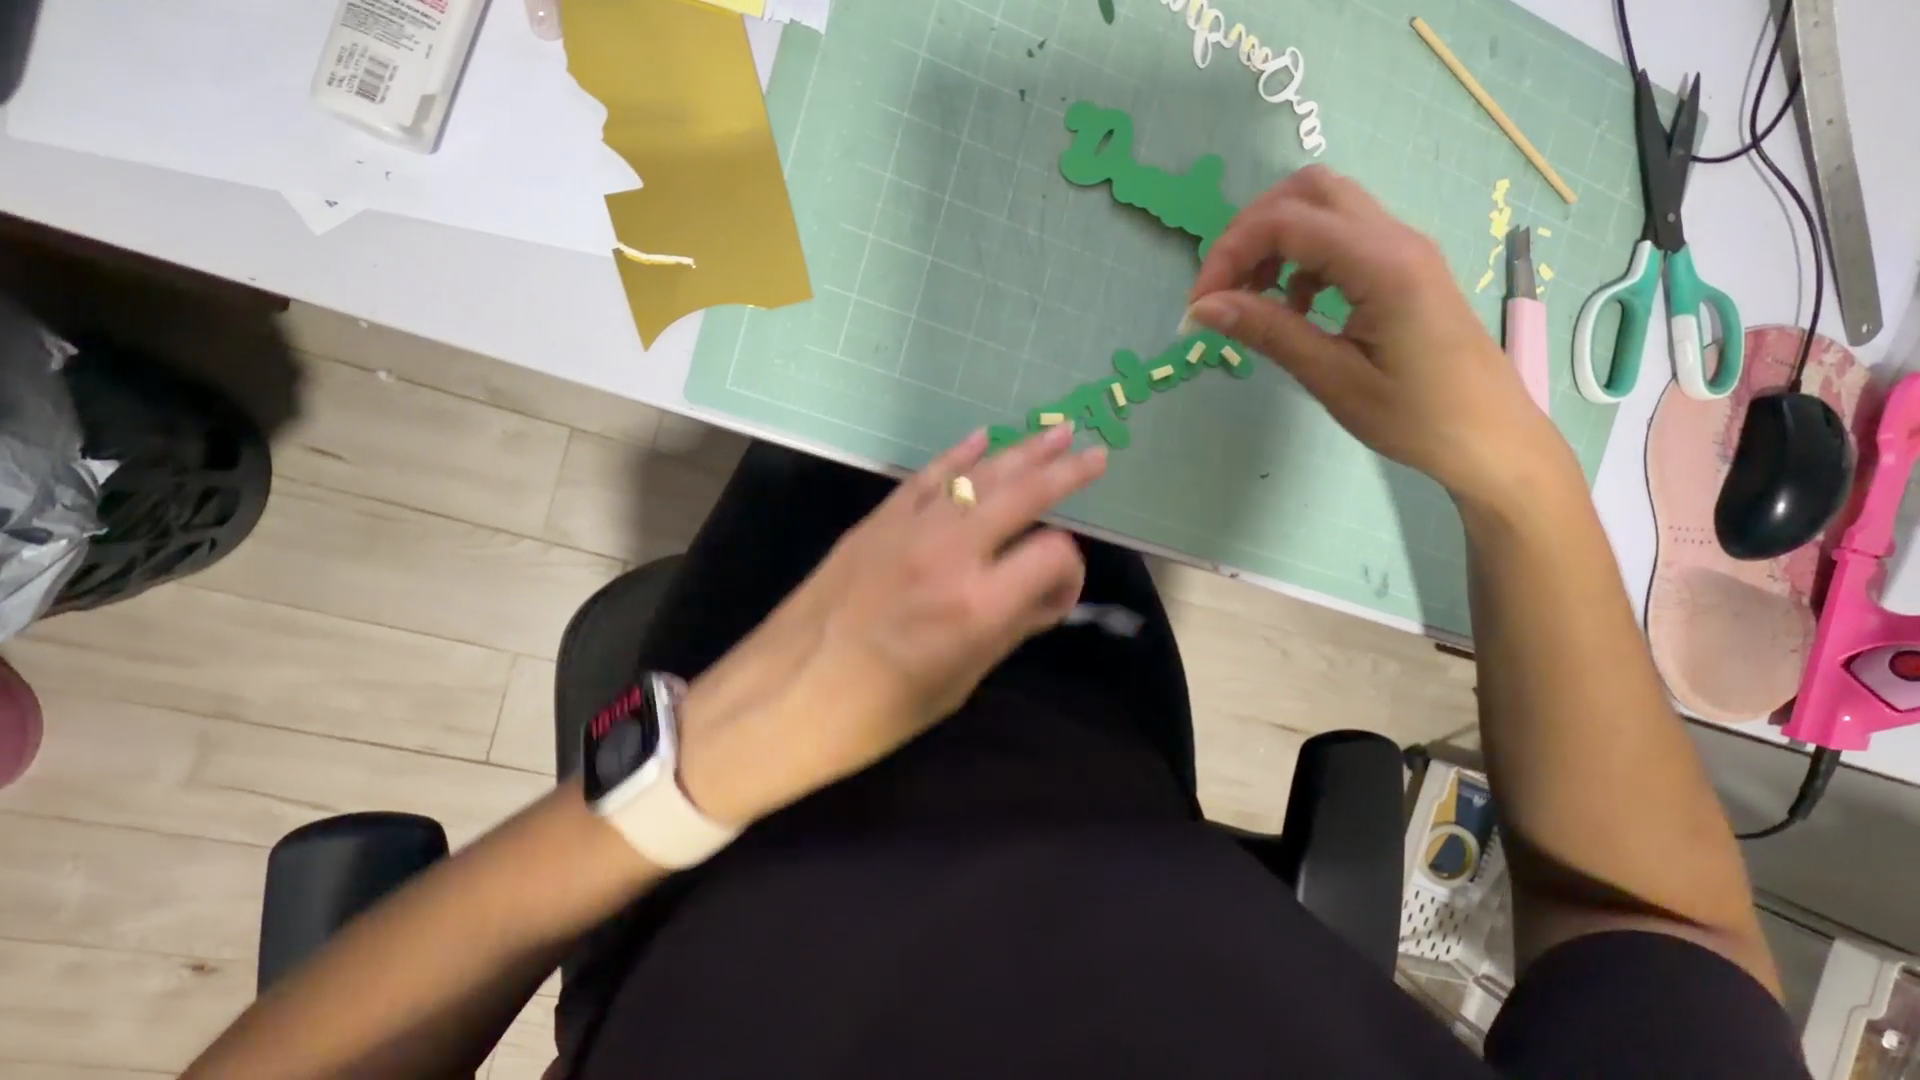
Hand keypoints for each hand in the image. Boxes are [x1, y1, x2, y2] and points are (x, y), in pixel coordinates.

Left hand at [677, 424, 1106, 824]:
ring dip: (1020, 452)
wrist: (780, 697)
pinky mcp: (874, 522)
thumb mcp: (956, 684)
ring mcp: (907, 530)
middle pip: (1022, 494)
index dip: (1070, 571)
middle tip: (1097, 455)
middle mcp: (948, 553)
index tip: (1059, 593)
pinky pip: (925, 477)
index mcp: (976, 605)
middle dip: (1065, 472)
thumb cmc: (874, 714)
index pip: (1052, 556)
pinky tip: (982, 439)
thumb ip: (1007, 629)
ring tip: (1058, 432)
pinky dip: (957, 457)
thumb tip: (1044, 596)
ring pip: (976, 475)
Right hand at [1186, 166, 1573, 506]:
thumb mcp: (1335, 380)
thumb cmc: (1418, 418)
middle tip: (1223, 287)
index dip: (1229, 254)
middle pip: (1307, 191)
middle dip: (1250, 230)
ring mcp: (1404, 249)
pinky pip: (1343, 234)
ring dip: (1276, 239)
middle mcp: (1396, 239)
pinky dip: (1302, 255)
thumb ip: (1270, 332)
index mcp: (1382, 265)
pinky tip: (1293, 305)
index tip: (1199, 307)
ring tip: (1251, 296)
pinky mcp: (1404, 267)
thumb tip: (1204, 307)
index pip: (1286, 223)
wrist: (1494, 438)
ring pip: (1326, 206)